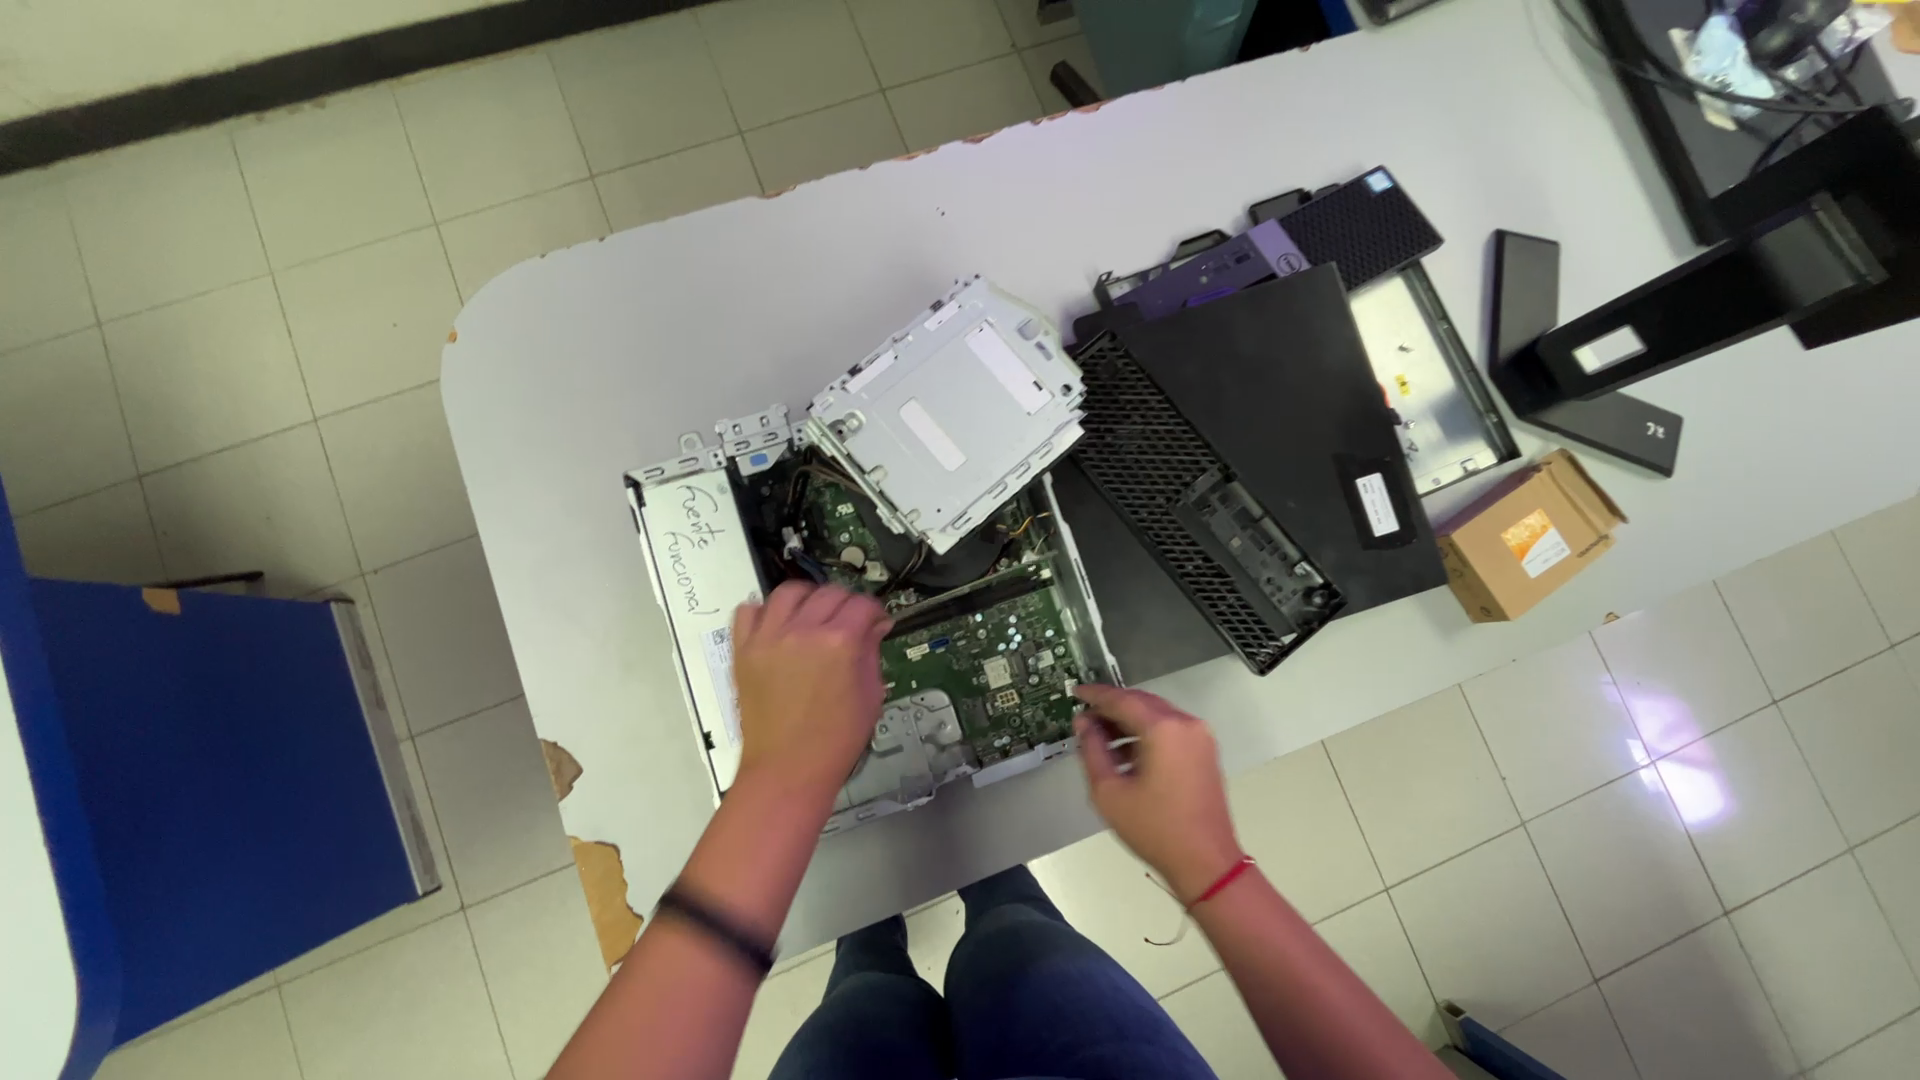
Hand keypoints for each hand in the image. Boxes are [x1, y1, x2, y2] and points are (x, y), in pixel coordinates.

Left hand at [730, 581, 891, 800]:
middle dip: (846, 604)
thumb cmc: (836, 740)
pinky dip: (765, 612)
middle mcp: (802, 631)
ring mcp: (768, 638)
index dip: (874, 611)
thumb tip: (873, 626)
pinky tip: (779, 626)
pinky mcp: (744, 650)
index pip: (862, 604)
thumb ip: (871, 652)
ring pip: (789, 593)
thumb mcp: (870, 695)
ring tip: (813, 616)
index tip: (875, 621)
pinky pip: (749, 611)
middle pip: (829, 593)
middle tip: (849, 622)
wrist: (788, 769)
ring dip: (807, 599)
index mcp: (839, 642)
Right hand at [1073, 684, 1243, 902]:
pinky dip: (1147, 732)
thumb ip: (1092, 750)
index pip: (1122, 699)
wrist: (1206, 863)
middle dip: (1112, 707)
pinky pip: (1170, 729)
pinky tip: (1126, 752)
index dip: (1095, 695)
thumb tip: (1084, 723)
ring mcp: (1200, 736)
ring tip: (1101, 738)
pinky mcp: (1205, 751)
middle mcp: (1186, 723)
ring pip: (1157, 714)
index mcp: (1164, 728)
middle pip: (1142, 702)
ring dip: (1129, 720)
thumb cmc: (1154, 828)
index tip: (1074, 691)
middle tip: (1084, 717)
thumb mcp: (1109, 791)